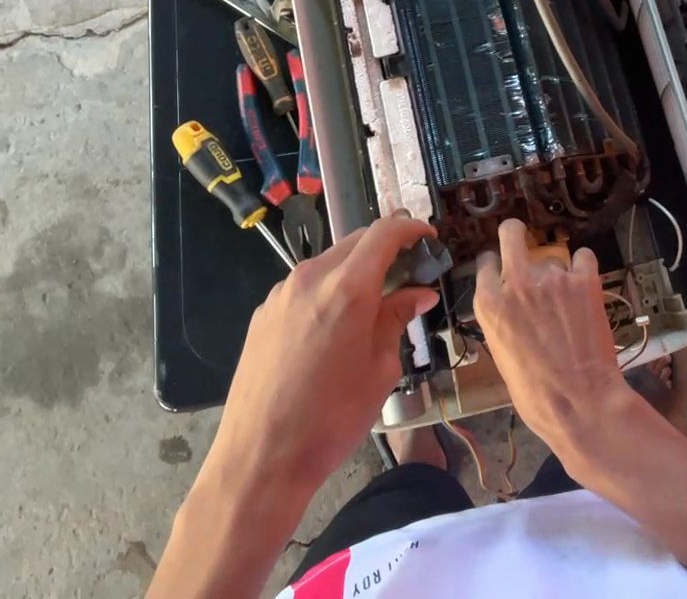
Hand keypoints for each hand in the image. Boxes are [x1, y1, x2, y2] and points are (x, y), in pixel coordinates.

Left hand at [208, 215, 439, 495]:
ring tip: (374, 300)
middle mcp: (312, 278)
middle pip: (355, 241)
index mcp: (348, 288)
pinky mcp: (264, 312)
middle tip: (409, 270)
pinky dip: (330, 289)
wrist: (259, 458)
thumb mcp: (380, 369)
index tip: (427, 236)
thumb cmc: (331, 419)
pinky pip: (306, 286)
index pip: (385, 234)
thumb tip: (418, 293)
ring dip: (356, 269)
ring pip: (329, 262)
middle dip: (385, 247)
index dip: (411, 228)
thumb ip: (398, 319)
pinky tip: (336, 324)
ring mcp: (282, 293)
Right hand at [472, 218, 638, 461]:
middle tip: (523, 241)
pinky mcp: (584, 280)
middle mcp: (516, 283)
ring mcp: (552, 278)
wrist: (580, 402)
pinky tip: (586, 286)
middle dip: (515, 233)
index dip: (495, 265)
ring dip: (557, 272)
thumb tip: (512, 309)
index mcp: (489, 304)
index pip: (485, 263)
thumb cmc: (535, 394)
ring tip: (567, 299)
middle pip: (511, 233)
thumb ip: (502, 320)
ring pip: (553, 256)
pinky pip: (584, 257)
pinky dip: (584, 268)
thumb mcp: (500, 354)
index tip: (503, 269)